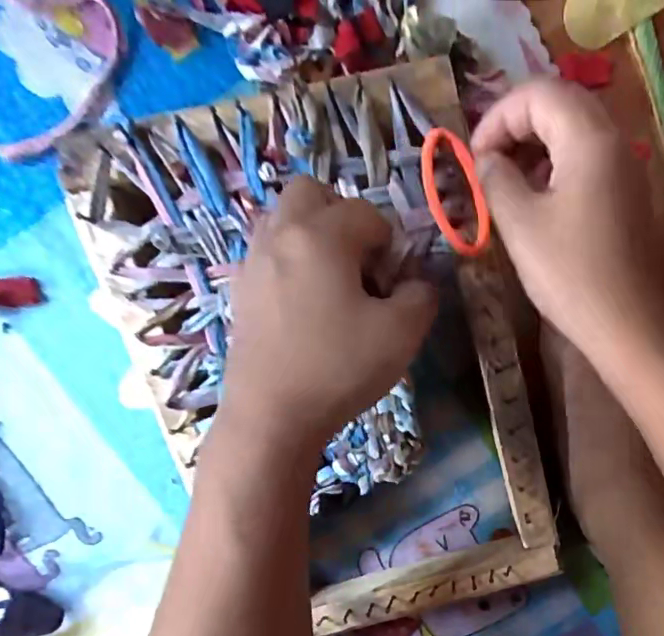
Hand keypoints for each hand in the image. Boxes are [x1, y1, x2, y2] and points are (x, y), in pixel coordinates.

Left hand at [222, 179, 436, 446]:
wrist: (273, 413)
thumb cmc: (341, 367)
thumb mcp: (403, 334)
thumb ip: (421, 297)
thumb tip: (417, 283)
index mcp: (321, 236)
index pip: (368, 214)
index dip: (392, 246)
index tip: (394, 287)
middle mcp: (280, 233)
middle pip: (313, 193)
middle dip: (345, 220)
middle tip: (363, 269)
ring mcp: (253, 261)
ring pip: (286, 220)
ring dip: (316, 238)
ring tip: (336, 288)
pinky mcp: (241, 291)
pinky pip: (271, 254)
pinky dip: (294, 265)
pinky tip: (309, 310)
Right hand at [472, 79, 663, 355]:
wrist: (629, 329)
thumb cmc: (572, 276)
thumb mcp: (520, 224)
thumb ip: (496, 179)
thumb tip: (488, 161)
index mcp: (590, 139)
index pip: (538, 94)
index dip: (498, 117)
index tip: (474, 157)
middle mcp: (617, 146)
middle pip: (563, 108)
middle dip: (519, 127)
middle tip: (490, 164)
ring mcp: (630, 177)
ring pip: (579, 138)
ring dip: (539, 150)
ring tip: (511, 187)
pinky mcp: (633, 205)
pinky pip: (593, 169)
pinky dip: (562, 173)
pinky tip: (542, 208)